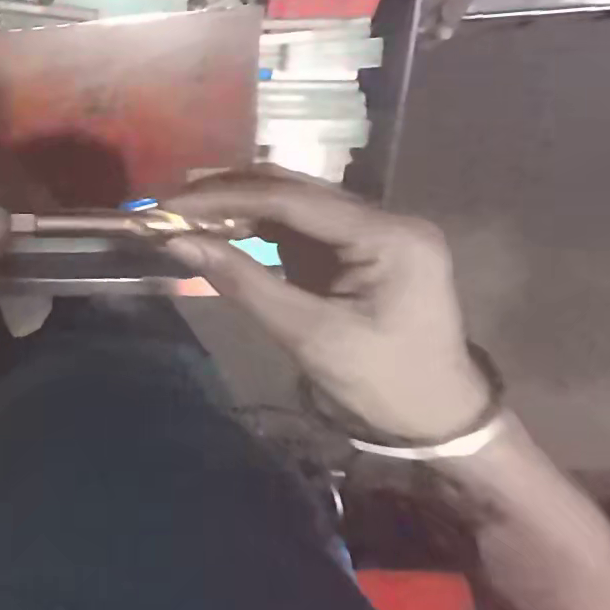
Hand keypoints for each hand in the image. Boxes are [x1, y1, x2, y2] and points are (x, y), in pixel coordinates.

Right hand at [162, 171, 488, 443]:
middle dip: (230, 193)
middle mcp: (384, 218)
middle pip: (295, 190)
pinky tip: (221, 228)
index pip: (294, 200)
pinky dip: (257, 227)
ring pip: (293, 203)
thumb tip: (179, 243)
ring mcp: (371, 230)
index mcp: (389, 235)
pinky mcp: (356, 247)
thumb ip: (243, 282)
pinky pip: (299, 226)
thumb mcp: (309, 335)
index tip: (176, 205)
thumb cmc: (381, 383)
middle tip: (173, 203)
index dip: (227, 197)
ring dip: (239, 206)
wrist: (436, 419)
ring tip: (187, 212)